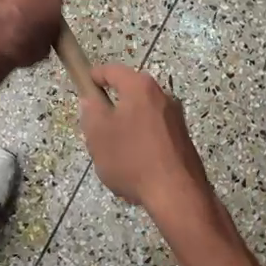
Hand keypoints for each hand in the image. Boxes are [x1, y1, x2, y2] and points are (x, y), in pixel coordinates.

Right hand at [80, 66, 211, 212]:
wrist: (177, 195)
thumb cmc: (132, 158)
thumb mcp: (98, 134)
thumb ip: (90, 110)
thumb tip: (91, 100)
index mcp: (141, 88)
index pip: (112, 70)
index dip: (93, 76)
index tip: (82, 86)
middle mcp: (163, 96)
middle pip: (128, 94)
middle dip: (110, 109)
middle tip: (95, 130)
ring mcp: (176, 119)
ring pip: (140, 117)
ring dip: (125, 130)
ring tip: (114, 156)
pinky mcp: (183, 141)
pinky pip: (154, 135)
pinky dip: (141, 145)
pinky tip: (135, 170)